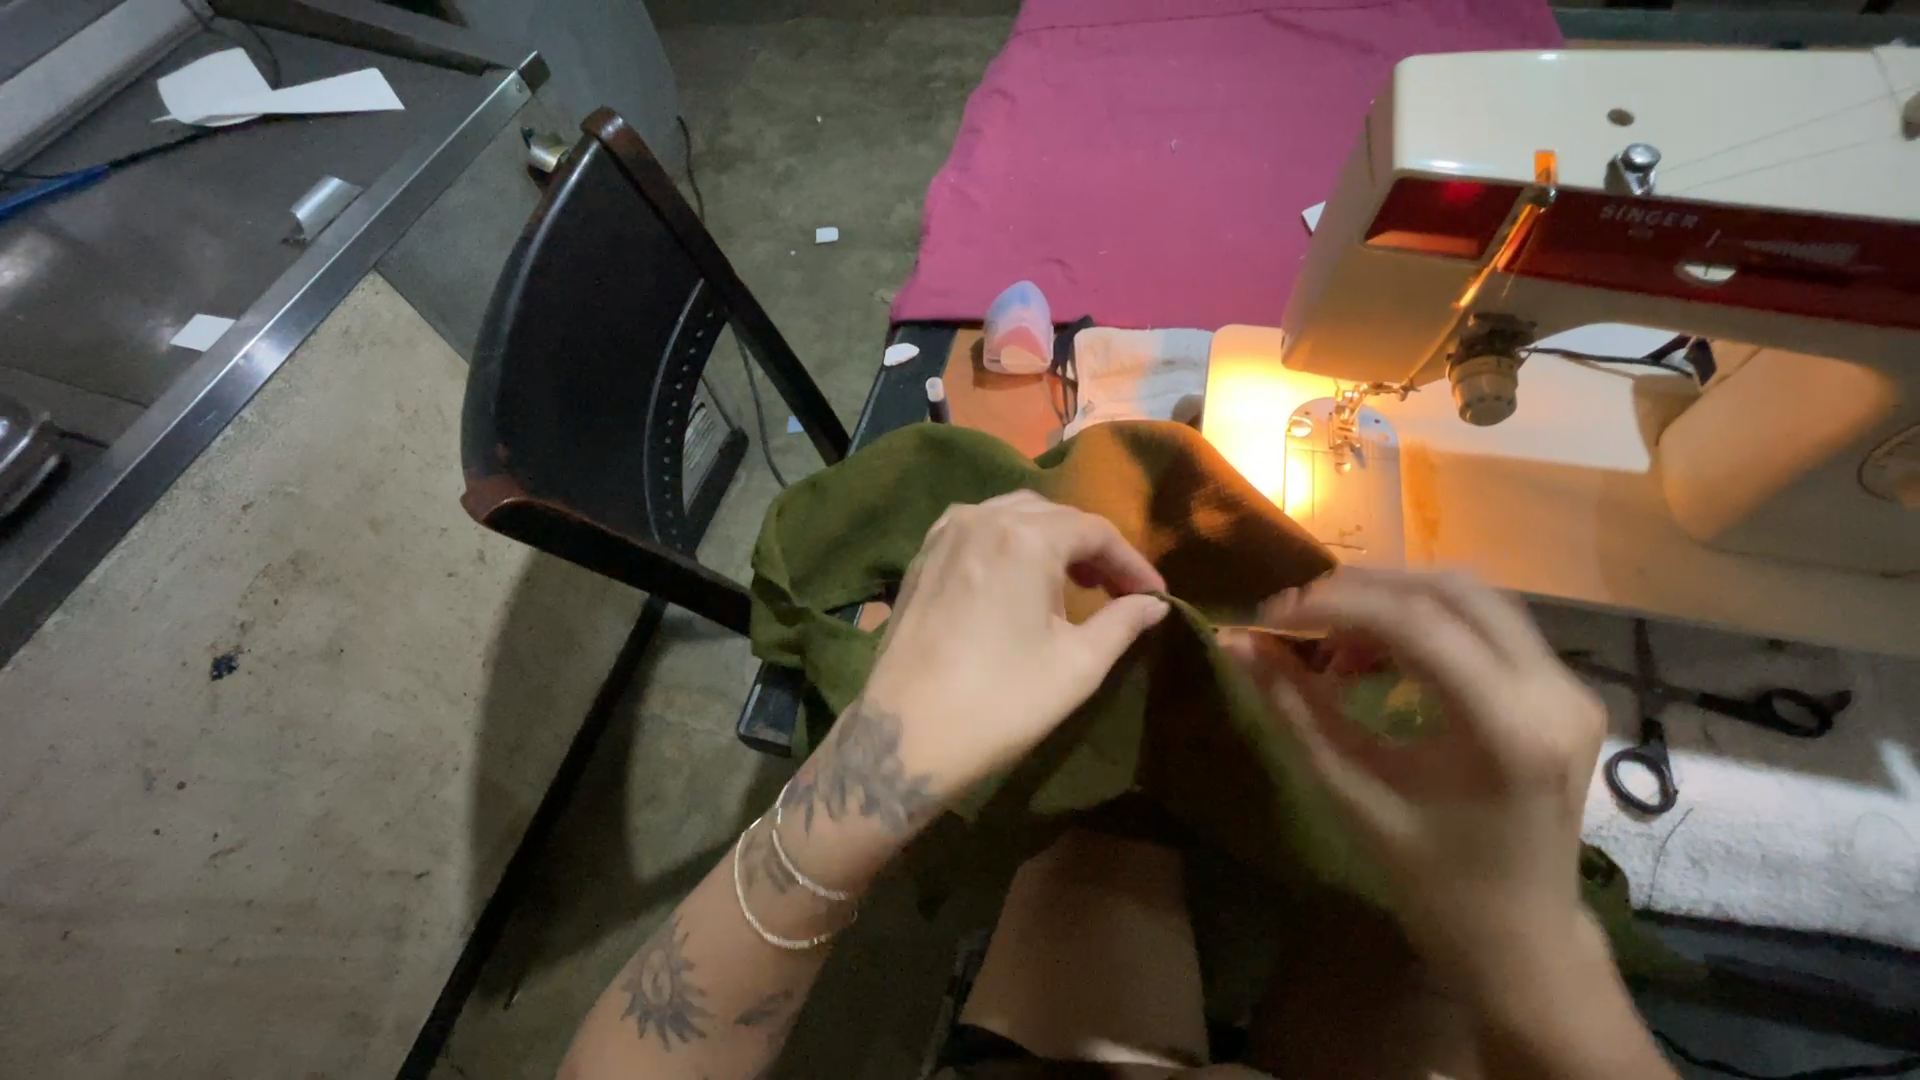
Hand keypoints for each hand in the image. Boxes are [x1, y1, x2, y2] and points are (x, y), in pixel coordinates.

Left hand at [859, 490, 1170, 799]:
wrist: (907, 734)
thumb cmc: (1001, 701)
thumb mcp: (1077, 665)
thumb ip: (1122, 623)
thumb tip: (1153, 604)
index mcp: (1024, 537)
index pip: (1095, 531)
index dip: (1131, 563)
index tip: (1155, 595)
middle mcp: (982, 518)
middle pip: (1054, 516)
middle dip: (1092, 548)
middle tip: (1117, 589)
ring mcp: (945, 534)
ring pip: (1013, 515)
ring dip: (1050, 539)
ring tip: (1074, 580)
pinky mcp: (923, 556)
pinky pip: (978, 528)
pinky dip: (1009, 541)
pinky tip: (1019, 576)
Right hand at [1221, 569, 1606, 986]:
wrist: (1520, 934)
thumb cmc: (1429, 877)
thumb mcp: (1349, 791)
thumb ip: (1293, 707)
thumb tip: (1236, 643)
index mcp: (1506, 729)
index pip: (1415, 623)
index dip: (1334, 605)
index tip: (1272, 617)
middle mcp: (1553, 692)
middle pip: (1449, 590)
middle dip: (1361, 590)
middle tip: (1297, 616)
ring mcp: (1568, 686)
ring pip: (1469, 596)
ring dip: (1391, 600)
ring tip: (1332, 636)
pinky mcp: (1562, 688)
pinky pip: (1484, 622)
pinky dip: (1420, 620)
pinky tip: (1376, 653)